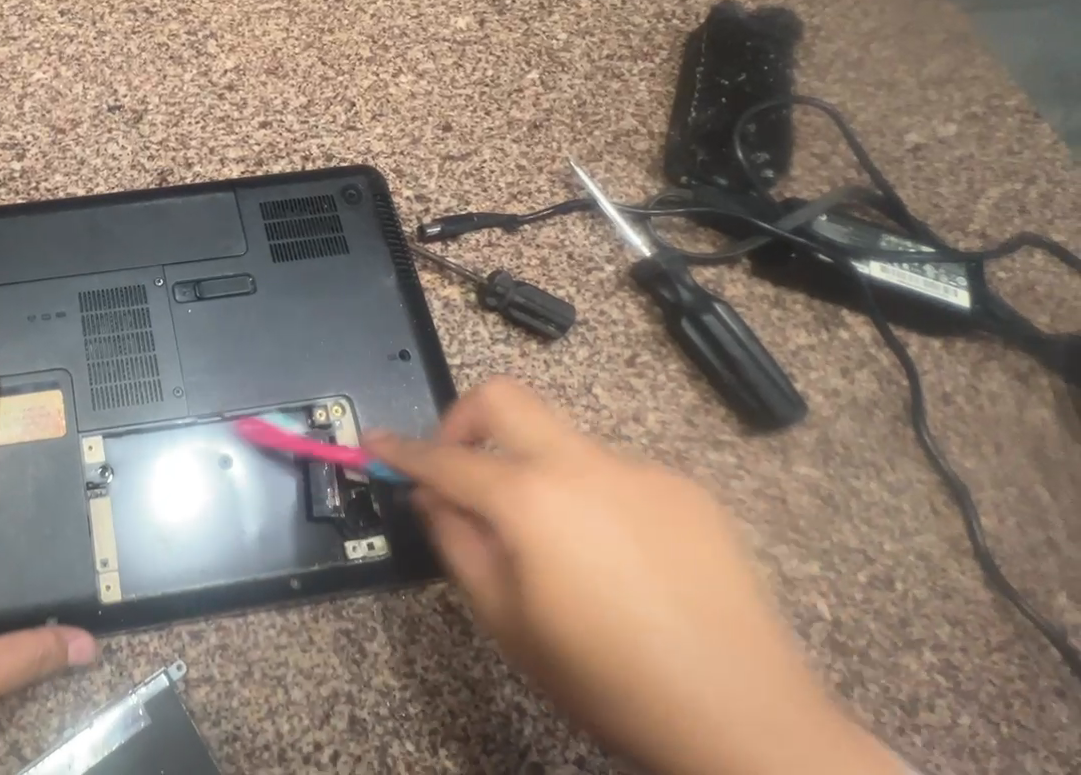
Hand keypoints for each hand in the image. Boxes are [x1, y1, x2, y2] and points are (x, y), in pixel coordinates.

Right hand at [366, 378, 903, 774]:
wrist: (746, 721)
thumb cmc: (604, 678)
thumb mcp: (504, 619)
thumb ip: (456, 542)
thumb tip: (433, 496)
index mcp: (531, 500)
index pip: (445, 460)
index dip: (400, 451)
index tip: (373, 443)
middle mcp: (583, 465)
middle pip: (504, 397)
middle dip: (462, 419)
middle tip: (456, 467)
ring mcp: (641, 471)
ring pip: (560, 441)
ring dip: (531, 469)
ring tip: (549, 540)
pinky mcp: (685, 490)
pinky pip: (612, 472)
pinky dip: (586, 494)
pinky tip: (610, 556)